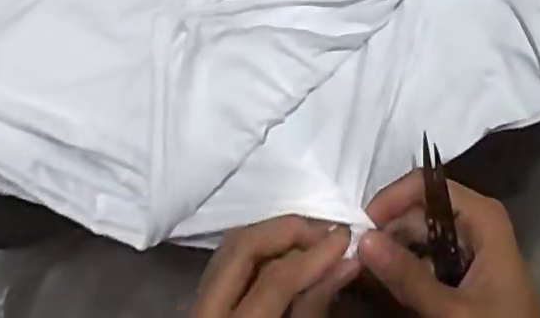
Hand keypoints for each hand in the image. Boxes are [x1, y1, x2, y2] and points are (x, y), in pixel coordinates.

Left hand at [195, 216, 360, 317]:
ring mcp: (193, 312)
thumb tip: (346, 260)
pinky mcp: (199, 310)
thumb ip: (314, 310)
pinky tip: (287, 256)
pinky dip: (260, 251)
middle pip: (242, 248)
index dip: (314, 255)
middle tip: (327, 232)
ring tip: (312, 240)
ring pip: (231, 249)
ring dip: (274, 236)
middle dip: (289, 230)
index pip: (273, 281)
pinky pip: (228, 264)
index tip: (346, 237)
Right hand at [358, 171, 539, 317]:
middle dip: (388, 228)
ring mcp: (470, 243)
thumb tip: (364, 240)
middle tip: (353, 254)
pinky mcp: (464, 268)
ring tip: (362, 268)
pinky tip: (383, 281)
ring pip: (421, 233)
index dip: (391, 199)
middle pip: (421, 209)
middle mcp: (475, 219)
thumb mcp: (452, 311)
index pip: (427, 186)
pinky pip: (428, 256)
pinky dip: (406, 266)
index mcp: (481, 215)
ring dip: (393, 249)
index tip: (360, 227)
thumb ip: (408, 277)